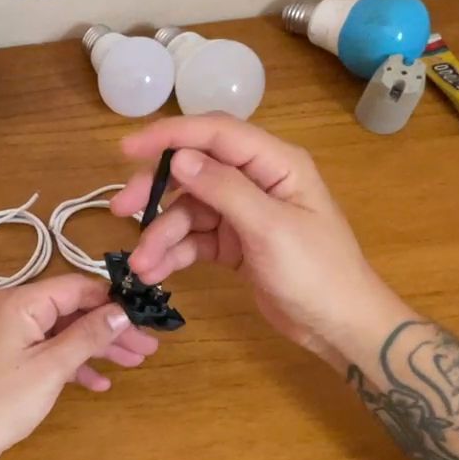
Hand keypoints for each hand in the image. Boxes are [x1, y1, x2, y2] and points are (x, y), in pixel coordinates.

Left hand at [0, 274, 158, 459]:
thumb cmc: (4, 401)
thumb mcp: (52, 366)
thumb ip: (89, 334)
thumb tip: (123, 310)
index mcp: (21, 302)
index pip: (76, 286)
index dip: (112, 299)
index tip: (145, 315)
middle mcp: (15, 310)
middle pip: (73, 309)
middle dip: (111, 327)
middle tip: (148, 346)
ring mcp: (13, 335)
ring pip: (65, 332)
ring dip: (99, 347)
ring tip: (136, 361)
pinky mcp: (13, 358)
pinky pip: (51, 351)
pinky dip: (75, 364)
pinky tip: (101, 383)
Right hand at [109, 114, 412, 365]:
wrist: (338, 325)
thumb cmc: (316, 272)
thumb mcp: (270, 229)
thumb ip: (225, 189)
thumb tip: (180, 158)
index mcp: (275, 164)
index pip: (216, 134)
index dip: (171, 136)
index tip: (127, 148)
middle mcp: (256, 181)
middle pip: (194, 172)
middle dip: (156, 191)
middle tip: (120, 210)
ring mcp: (243, 214)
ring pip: (188, 212)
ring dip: (161, 236)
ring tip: (141, 266)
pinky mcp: (233, 245)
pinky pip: (193, 241)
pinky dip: (173, 254)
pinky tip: (154, 273)